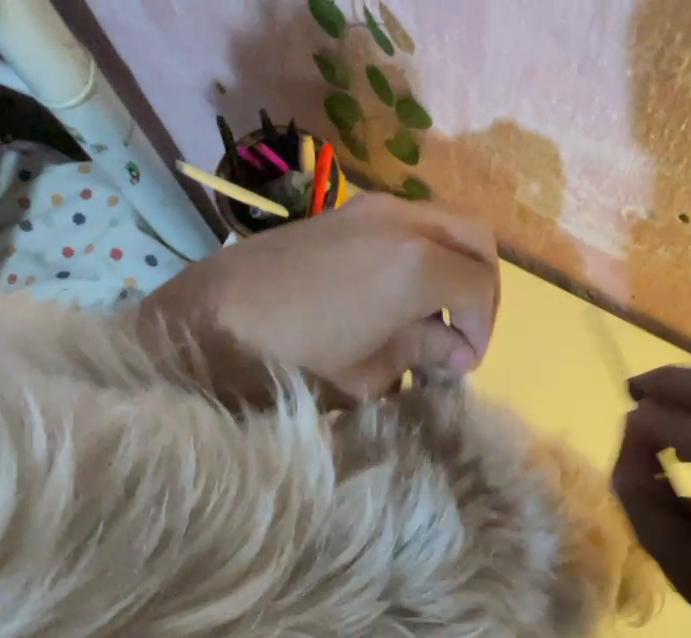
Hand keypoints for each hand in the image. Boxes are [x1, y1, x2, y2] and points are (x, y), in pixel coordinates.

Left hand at [141, 194, 499, 400]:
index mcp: (416, 266)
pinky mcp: (343, 212)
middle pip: (475, 240)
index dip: (482, 330)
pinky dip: (421, 254)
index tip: (462, 365)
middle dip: (480, 289)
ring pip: (442, 224)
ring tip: (428, 319)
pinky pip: (407, 224)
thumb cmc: (292, 362)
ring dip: (451, 267)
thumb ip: (421, 353)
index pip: (479, 287)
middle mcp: (403, 222)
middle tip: (461, 335)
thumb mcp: (366, 375)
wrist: (208, 322)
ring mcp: (371, 209)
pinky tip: (394, 297)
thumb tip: (456, 351)